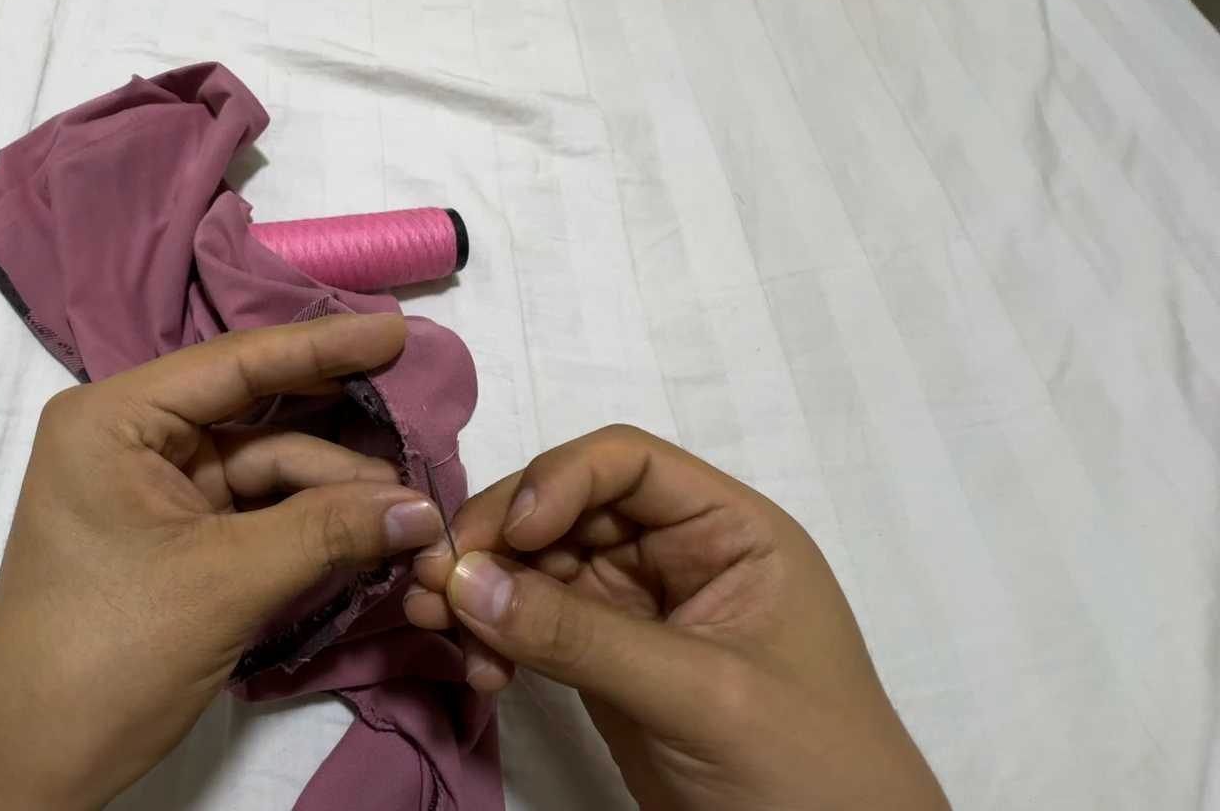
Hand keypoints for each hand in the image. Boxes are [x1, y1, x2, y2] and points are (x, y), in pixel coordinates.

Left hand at [0, 314, 444, 810]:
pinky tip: (366, 524)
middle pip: (252, 408)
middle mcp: (132, 434)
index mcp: (113, 417)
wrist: (39, 767)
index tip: (392, 329)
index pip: (233, 364)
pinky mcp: (178, 527)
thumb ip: (326, 533)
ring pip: (263, 462)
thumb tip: (422, 508)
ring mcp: (156, 482)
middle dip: (335, 418)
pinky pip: (256, 504)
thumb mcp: (222, 584)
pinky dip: (310, 516)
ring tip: (408, 503)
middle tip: (414, 400)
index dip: (321, 346)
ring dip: (333, 483)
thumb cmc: (108, 657)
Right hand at [405, 425, 948, 810]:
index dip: (560, 480)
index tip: (511, 534)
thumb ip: (578, 634)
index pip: (626, 463)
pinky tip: (477, 669)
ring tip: (433, 619)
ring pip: (531, 561)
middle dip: (498, 538)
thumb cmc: (809, 781)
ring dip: (481, 586)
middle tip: (437, 577)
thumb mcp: (701, 697)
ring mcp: (629, 602)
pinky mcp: (595, 652)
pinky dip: (492, 634)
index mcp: (725, 530)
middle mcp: (671, 550)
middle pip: (561, 506)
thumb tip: (462, 579)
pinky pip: (526, 619)